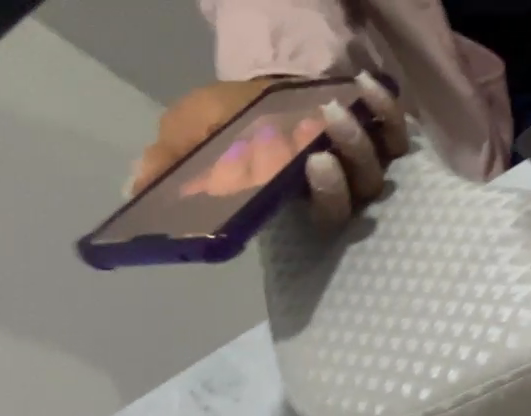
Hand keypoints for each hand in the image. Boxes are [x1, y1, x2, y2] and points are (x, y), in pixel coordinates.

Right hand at [129, 73, 408, 228]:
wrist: (266, 84)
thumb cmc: (236, 120)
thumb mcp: (197, 136)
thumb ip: (171, 163)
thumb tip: (134, 190)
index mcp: (305, 199)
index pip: (325, 216)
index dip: (326, 198)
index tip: (311, 167)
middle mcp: (343, 188)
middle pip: (358, 194)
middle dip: (344, 171)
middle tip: (324, 145)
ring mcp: (366, 164)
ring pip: (378, 166)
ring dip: (360, 139)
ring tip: (334, 109)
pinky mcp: (382, 137)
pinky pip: (396, 133)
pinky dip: (387, 112)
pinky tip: (367, 88)